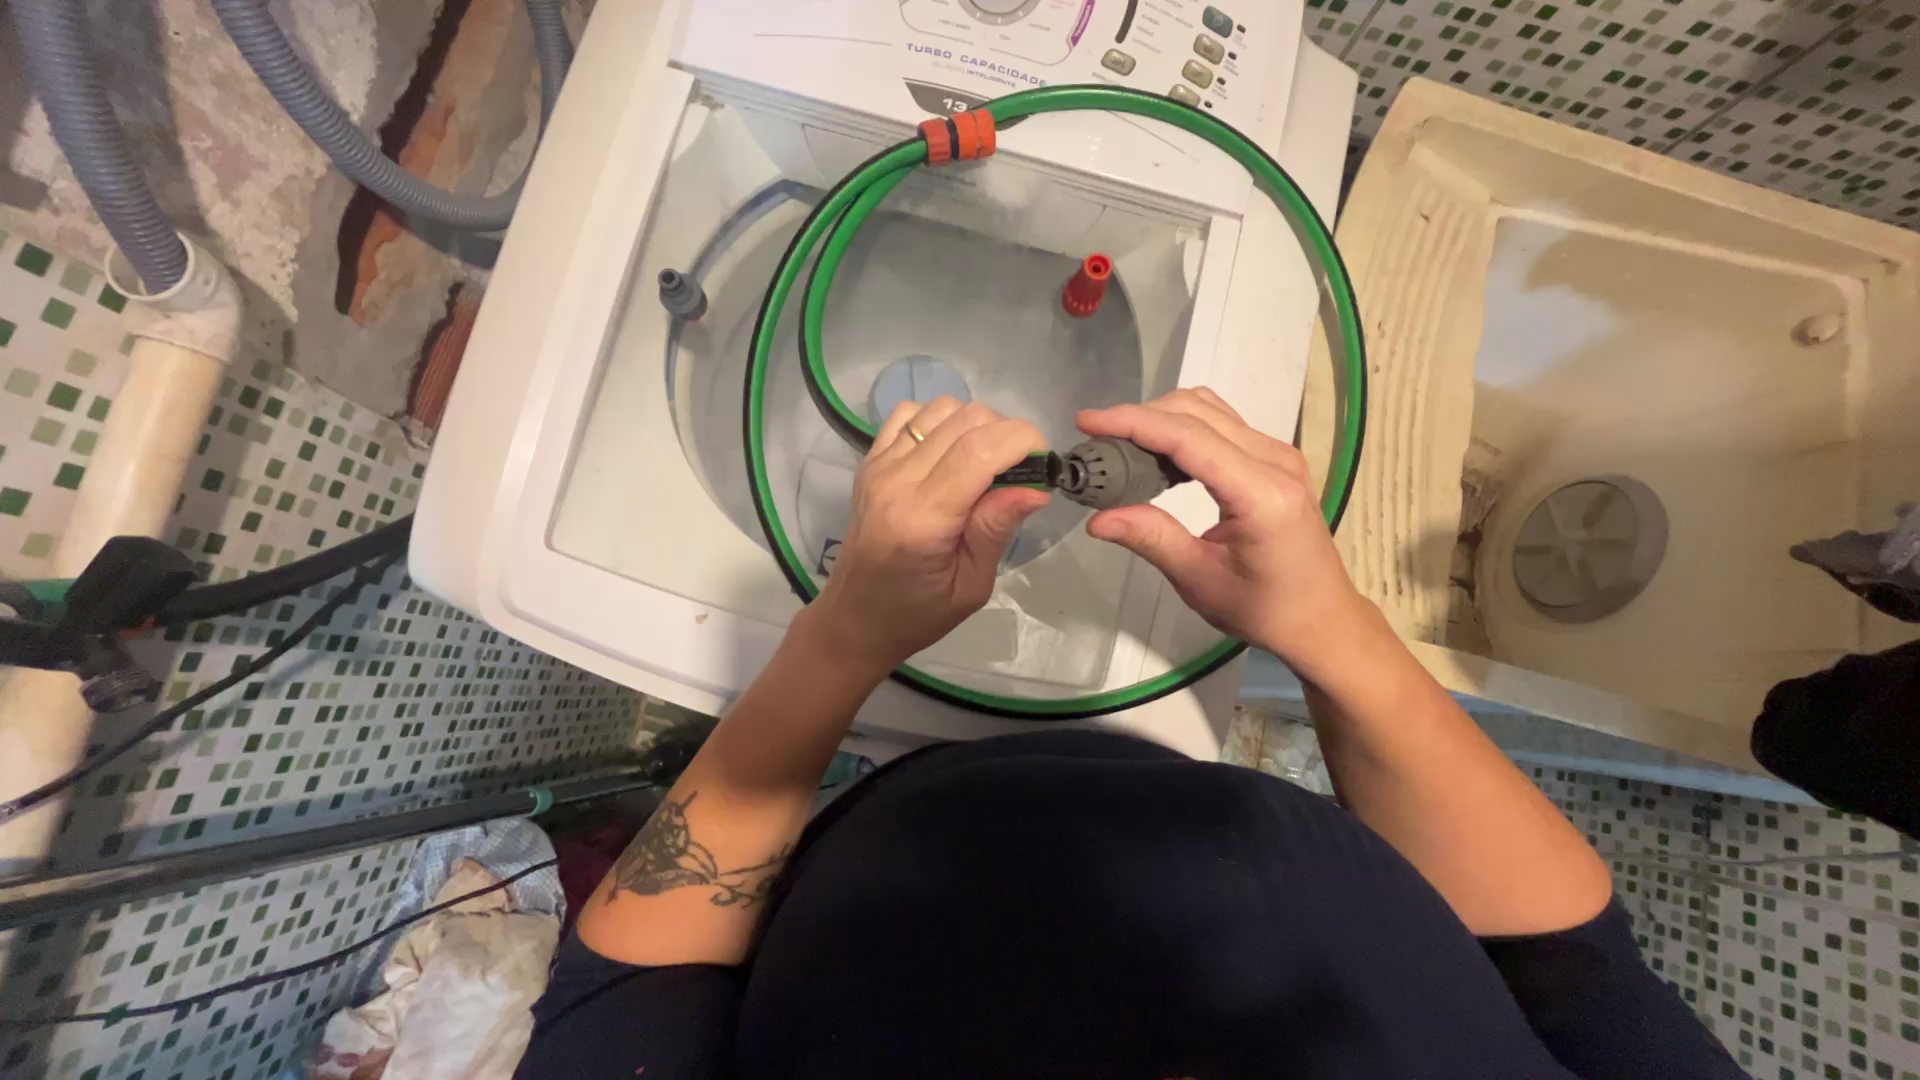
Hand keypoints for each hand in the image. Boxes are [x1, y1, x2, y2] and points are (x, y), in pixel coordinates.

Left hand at [798, 397, 1049, 677]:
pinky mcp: (870, 460)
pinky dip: (939, 421)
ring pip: (942, 407)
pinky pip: (910, 413)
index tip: (1043, 464)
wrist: (855, 618)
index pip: (980, 450)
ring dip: (975, 425)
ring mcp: (879, 465)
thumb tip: (1036, 487)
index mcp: (924, 518)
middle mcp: (897, 480)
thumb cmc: (918, 613)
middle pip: (966, 419)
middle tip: (1017, 473)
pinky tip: (948, 453)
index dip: (1023, 441)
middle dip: (1007, 434)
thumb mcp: (972, 587)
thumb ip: (997, 530)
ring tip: (984, 464)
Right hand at [1077, 388, 1380, 679]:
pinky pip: (1222, 424)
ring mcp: (1279, 455)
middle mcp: (1275, 461)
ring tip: (1120, 446)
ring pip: (1209, 409)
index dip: (1134, 423)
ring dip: (1160, 418)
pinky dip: (1181, 428)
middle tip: (1096, 442)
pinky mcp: (1275, 458)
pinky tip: (1156, 455)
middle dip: (1140, 417)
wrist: (1321, 619)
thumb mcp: (1199, 580)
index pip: (1189, 437)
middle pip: (1197, 411)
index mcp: (1261, 494)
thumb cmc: (1264, 609)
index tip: (1087, 422)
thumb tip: (1096, 519)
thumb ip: (1151, 539)